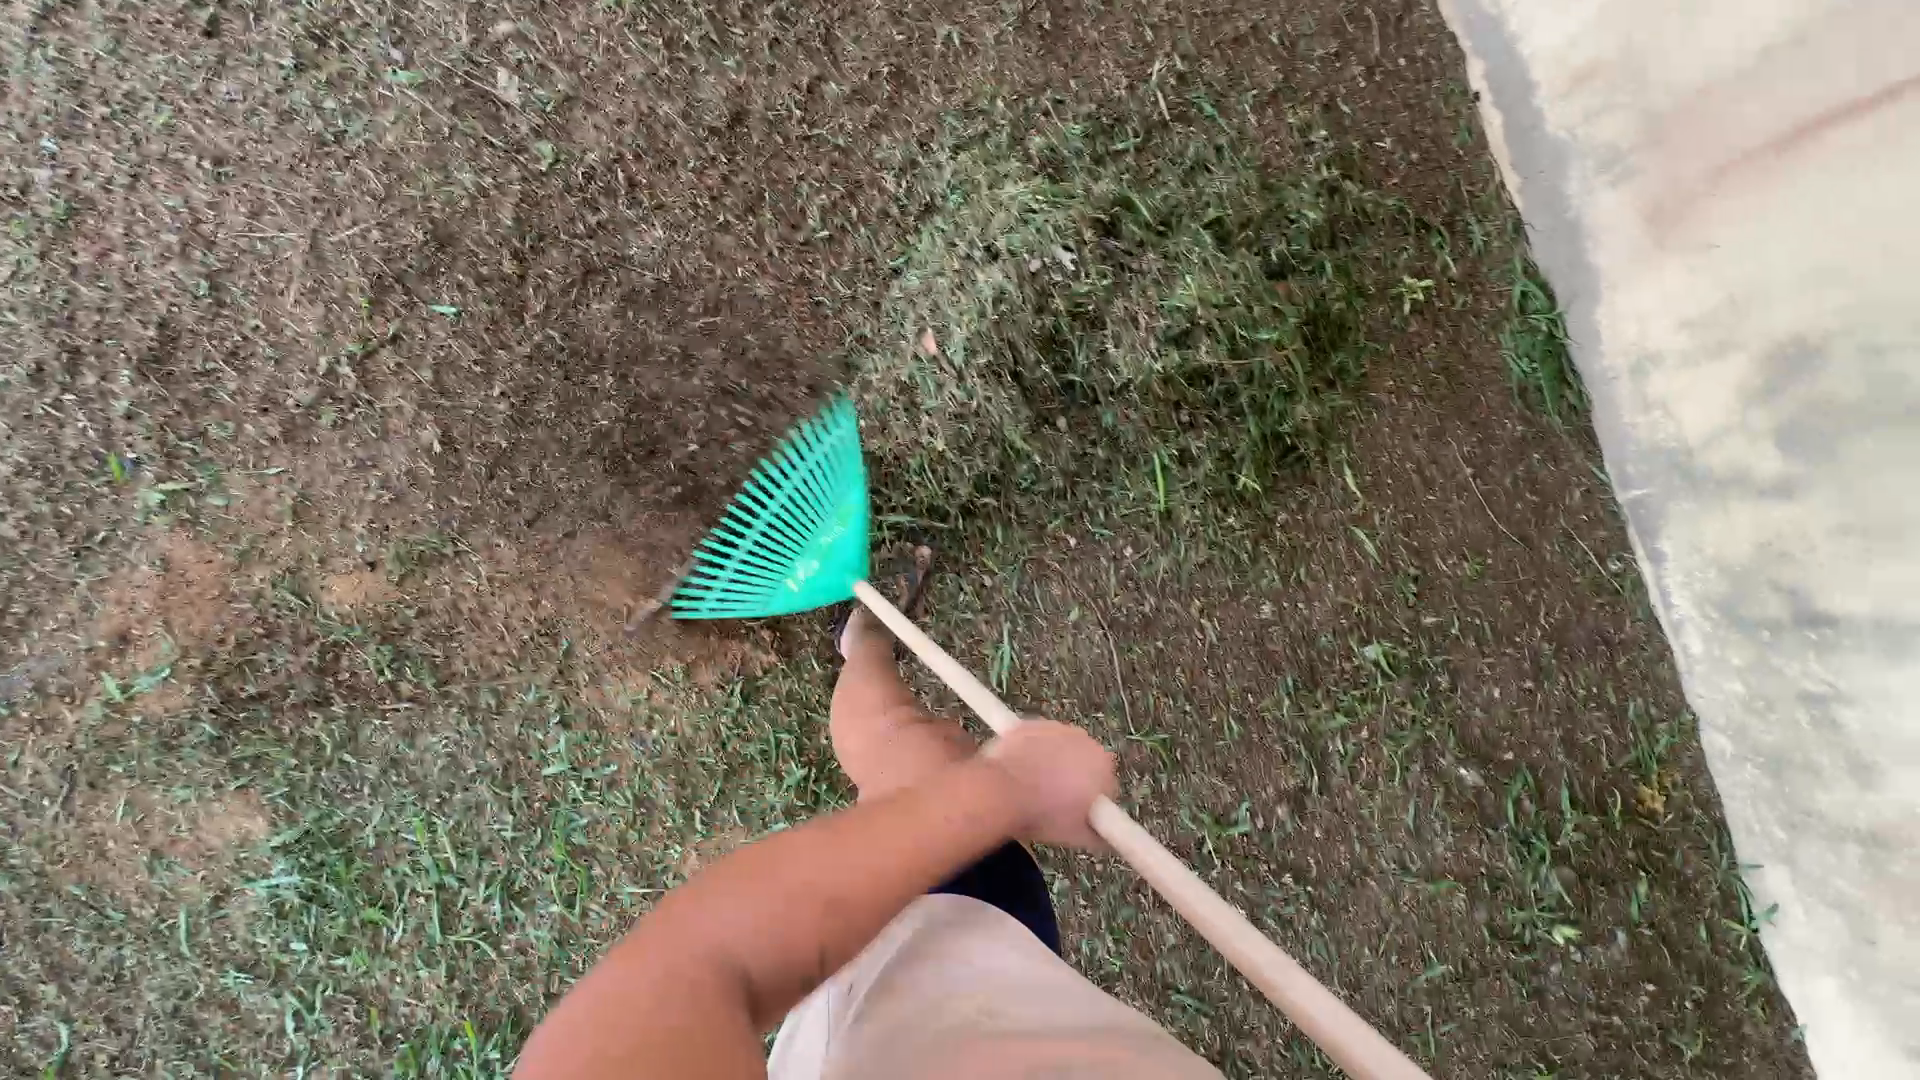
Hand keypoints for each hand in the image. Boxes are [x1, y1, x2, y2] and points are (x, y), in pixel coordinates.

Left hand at [982, 719, 1117, 849]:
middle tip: (1056, 799)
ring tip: (1035, 785)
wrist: (1001, 792)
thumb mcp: (1077, 836)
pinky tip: (1021, 769)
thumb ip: (1098, 835)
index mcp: (1102, 764)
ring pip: (1060, 747)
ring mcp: (1055, 728)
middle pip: (1084, 761)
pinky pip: (1037, 739)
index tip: (1079, 811)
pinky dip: (1032, 750)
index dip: (1092, 800)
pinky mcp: (1029, 723)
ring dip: (1053, 761)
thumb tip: (1102, 836)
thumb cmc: (1042, 813)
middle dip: (1074, 776)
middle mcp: (1083, 739)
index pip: (1106, 783)